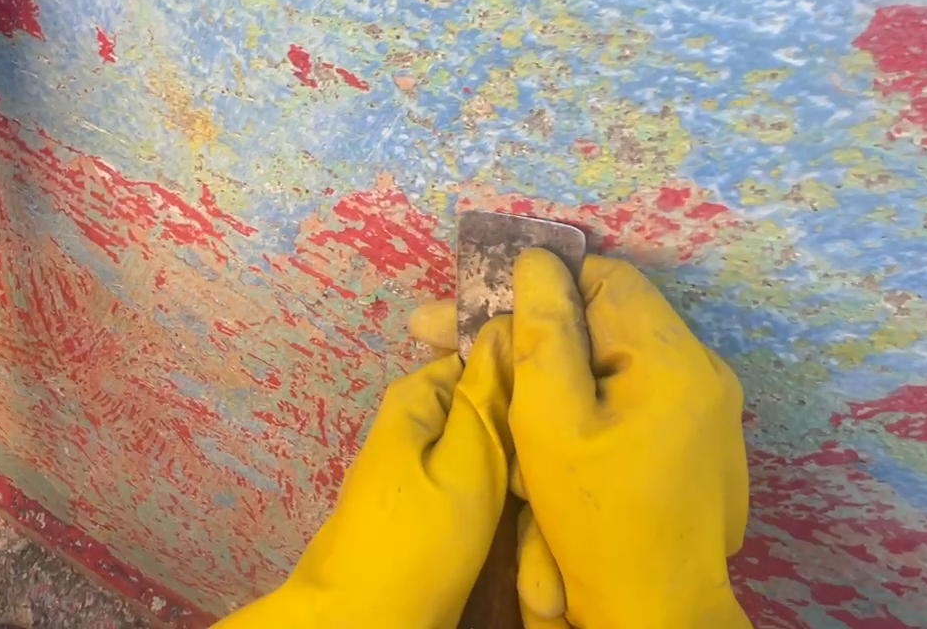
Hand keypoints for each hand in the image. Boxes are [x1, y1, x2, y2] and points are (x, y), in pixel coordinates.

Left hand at [217, 318, 513, 628]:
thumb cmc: (419, 539)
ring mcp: (426, 460)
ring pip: (492, 450)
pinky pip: (481, 483)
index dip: (526, 378)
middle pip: (490, 406)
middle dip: (522, 437)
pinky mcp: (436, 498)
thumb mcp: (465, 463)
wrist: (367, 618)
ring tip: (532, 513)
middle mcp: (419, 417)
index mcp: (418, 393)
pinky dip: (503, 503)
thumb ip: (486, 397)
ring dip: (518, 477)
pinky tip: (522, 528)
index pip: (483, 355)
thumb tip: (504, 327)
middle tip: (544, 478)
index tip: (559, 411)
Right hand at [510, 249, 749, 627]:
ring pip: (607, 349)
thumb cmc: (597, 516)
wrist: (655, 613)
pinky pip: (623, 382)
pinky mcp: (691, 431)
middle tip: (453, 335)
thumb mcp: (550, 416)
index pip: (606, 277)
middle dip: (530, 323)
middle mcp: (700, 369)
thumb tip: (534, 261)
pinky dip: (575, 384)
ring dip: (546, 355)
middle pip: (603, 315)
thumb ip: (542, 329)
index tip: (493, 308)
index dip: (546, 282)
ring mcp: (702, 402)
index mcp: (673, 359)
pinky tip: (531, 406)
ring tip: (486, 377)